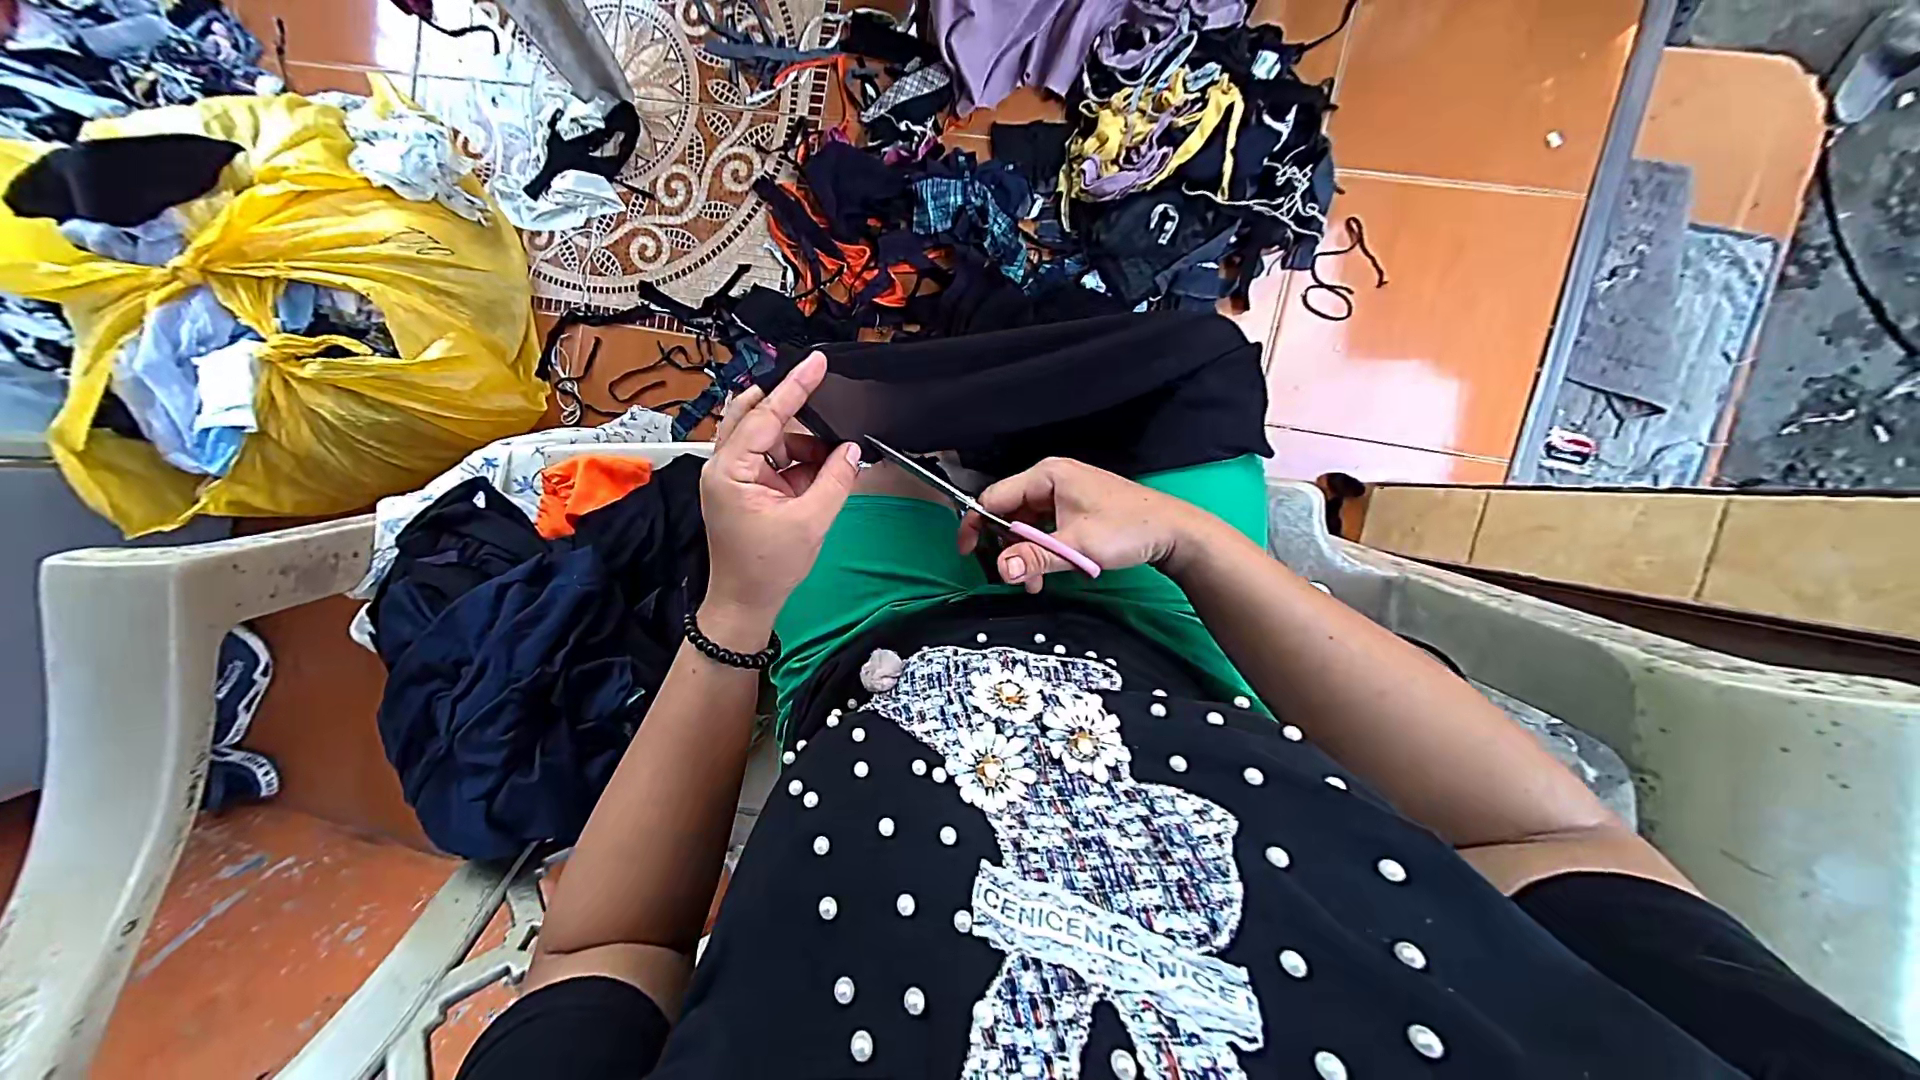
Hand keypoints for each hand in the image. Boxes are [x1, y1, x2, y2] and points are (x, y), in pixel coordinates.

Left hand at [699, 352, 861, 635]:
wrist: (746, 603)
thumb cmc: (767, 568)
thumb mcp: (811, 521)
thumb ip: (836, 479)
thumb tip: (851, 450)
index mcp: (730, 470)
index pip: (765, 416)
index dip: (795, 388)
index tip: (816, 363)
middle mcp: (724, 466)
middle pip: (757, 417)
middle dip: (794, 413)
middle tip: (826, 405)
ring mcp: (734, 476)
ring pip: (769, 438)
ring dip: (802, 445)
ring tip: (832, 462)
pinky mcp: (746, 487)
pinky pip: (773, 459)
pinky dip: (799, 462)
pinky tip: (822, 472)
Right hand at [958, 457, 1217, 592]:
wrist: (1173, 532)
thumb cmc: (1128, 529)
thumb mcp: (1077, 546)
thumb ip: (1035, 557)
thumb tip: (1002, 569)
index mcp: (1047, 476)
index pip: (994, 497)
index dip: (976, 525)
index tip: (969, 553)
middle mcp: (1051, 480)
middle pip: (1008, 512)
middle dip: (1007, 547)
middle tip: (1012, 576)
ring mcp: (1063, 493)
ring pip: (1026, 524)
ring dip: (1026, 554)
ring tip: (1036, 582)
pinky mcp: (1073, 508)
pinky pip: (1044, 528)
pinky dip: (1042, 550)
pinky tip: (1049, 571)